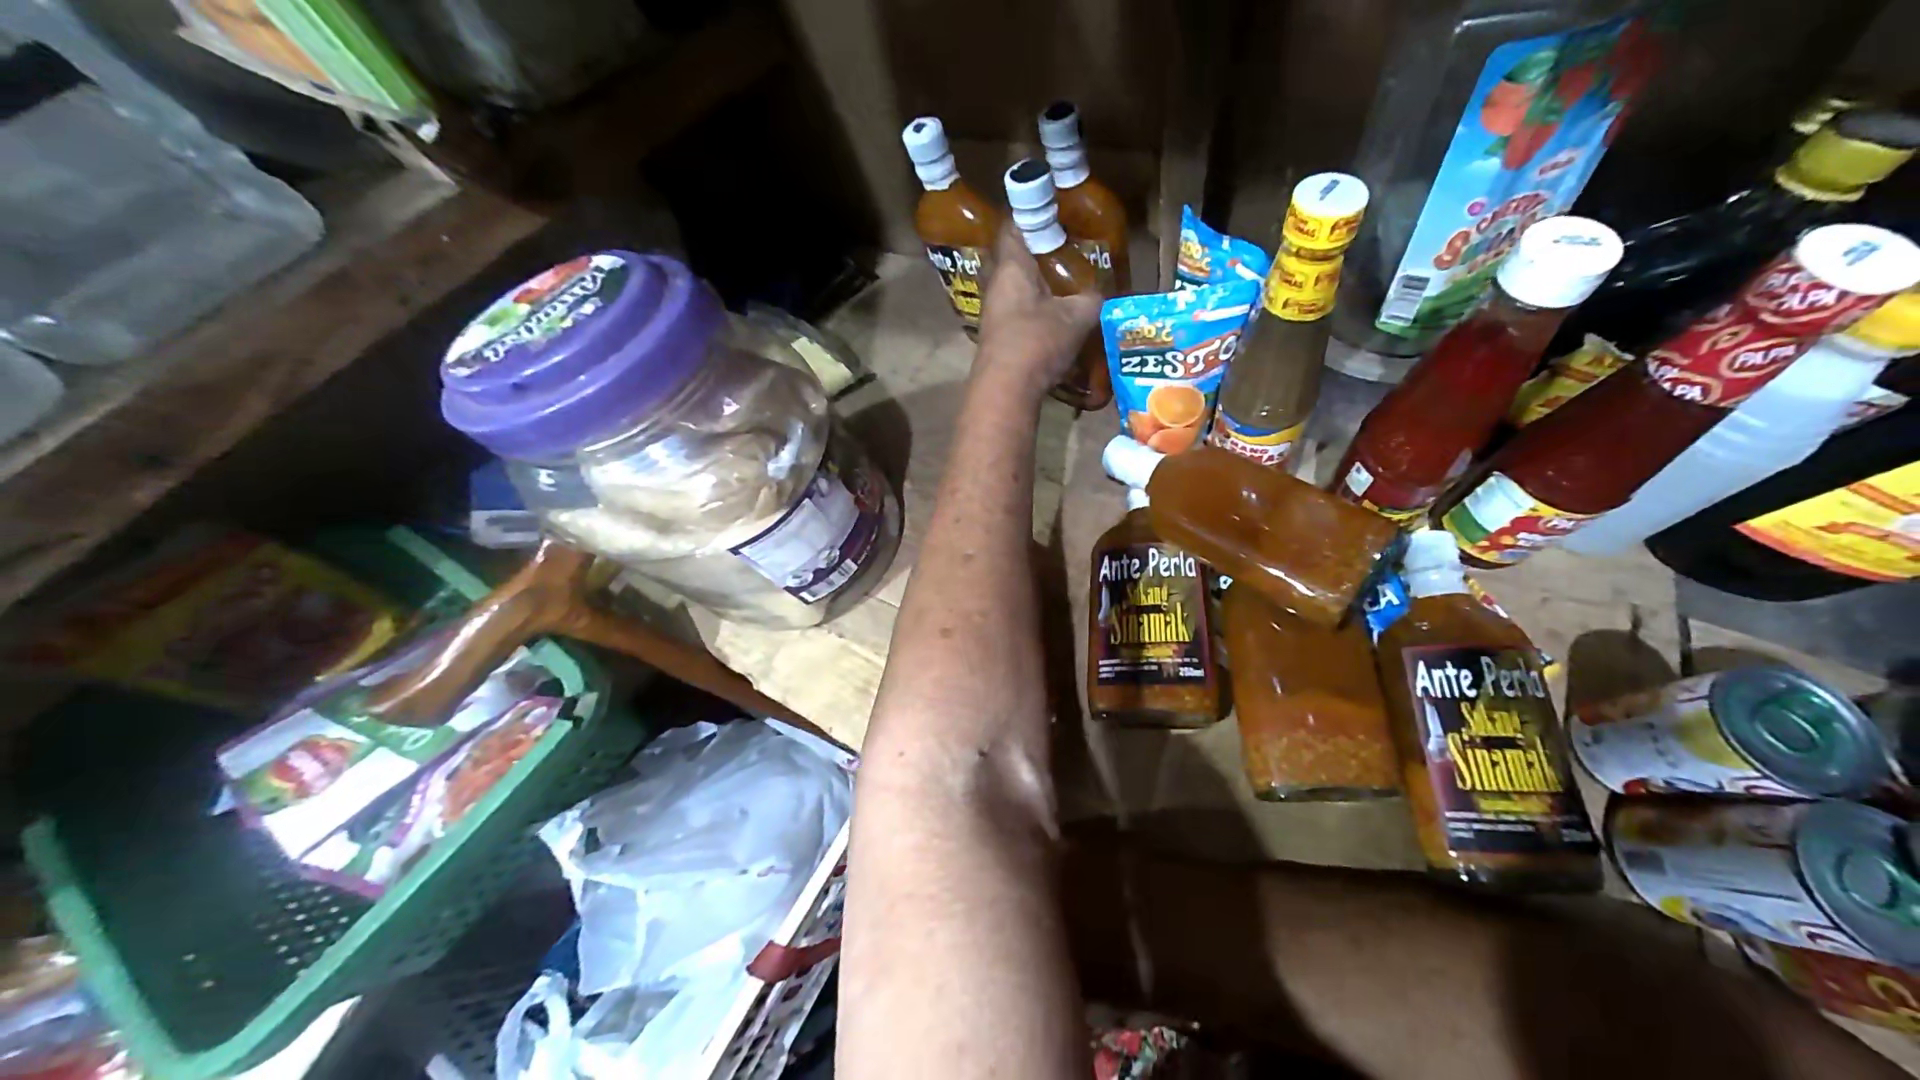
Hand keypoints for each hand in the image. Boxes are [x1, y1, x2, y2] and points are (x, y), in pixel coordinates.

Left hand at [974, 224, 1101, 394]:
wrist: (1006, 391)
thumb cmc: (1037, 342)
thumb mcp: (1076, 316)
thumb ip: (1091, 298)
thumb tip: (1101, 295)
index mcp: (1011, 267)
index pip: (1014, 226)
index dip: (1034, 214)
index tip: (1057, 212)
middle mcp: (997, 286)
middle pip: (1017, 259)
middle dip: (1043, 255)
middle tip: (1071, 252)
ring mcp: (995, 314)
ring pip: (1020, 289)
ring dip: (1042, 287)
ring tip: (1071, 286)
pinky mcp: (1000, 338)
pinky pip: (1021, 314)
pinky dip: (1039, 312)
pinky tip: (1061, 320)